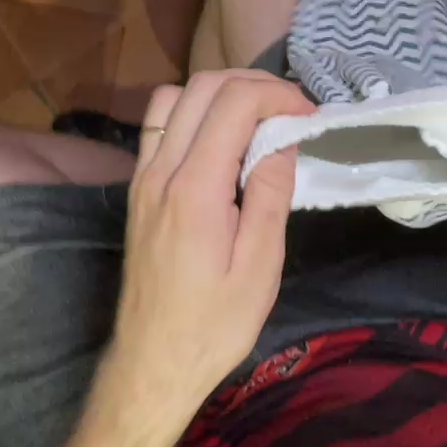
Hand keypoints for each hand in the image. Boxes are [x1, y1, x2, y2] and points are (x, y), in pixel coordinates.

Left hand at [107, 70, 315, 436]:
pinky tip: (223, 141)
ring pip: (174, 97)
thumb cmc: (215, 324)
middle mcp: (160, 171)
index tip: (309, 116)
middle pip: (202, 87)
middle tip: (291, 112)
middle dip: (253, 85)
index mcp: (194, 189)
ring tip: (258, 120)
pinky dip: (195, 112)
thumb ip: (270, 193)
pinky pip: (161, 125)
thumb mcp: (260, 266)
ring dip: (220, 93)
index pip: (233, 103)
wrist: (153, 362)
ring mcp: (142, 177)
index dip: (277, 95)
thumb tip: (282, 138)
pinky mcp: (138, 189)